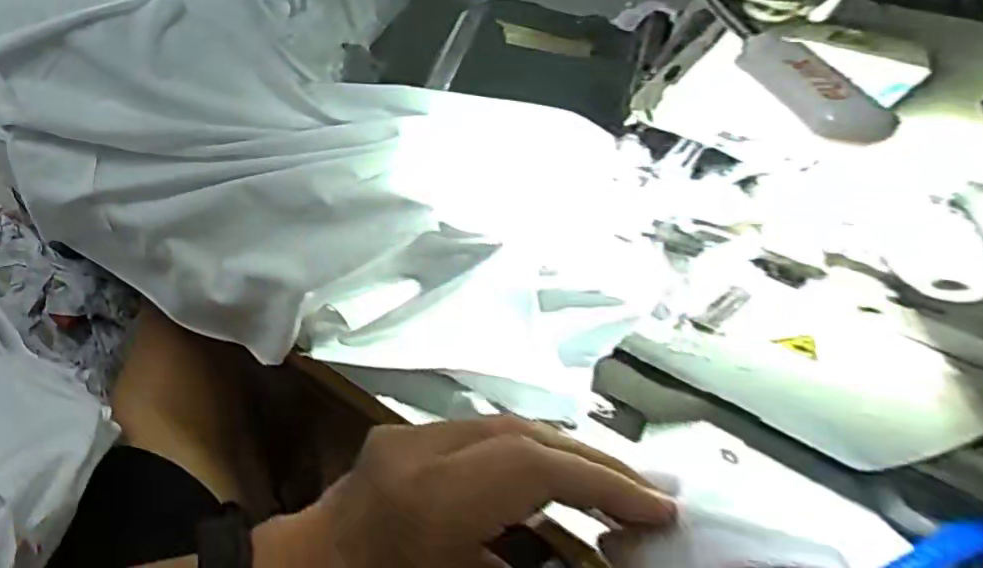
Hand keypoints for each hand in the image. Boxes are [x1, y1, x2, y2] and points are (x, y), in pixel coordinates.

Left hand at [319, 417, 675, 567]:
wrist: (316, 566)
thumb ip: (537, 565)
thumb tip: (603, 555)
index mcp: (430, 494)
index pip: (527, 462)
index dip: (601, 482)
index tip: (665, 512)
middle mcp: (413, 449)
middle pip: (511, 434)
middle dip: (586, 461)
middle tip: (651, 497)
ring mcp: (398, 438)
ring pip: (490, 429)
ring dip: (553, 454)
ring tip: (612, 489)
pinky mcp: (393, 440)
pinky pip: (466, 438)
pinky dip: (515, 456)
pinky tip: (548, 485)